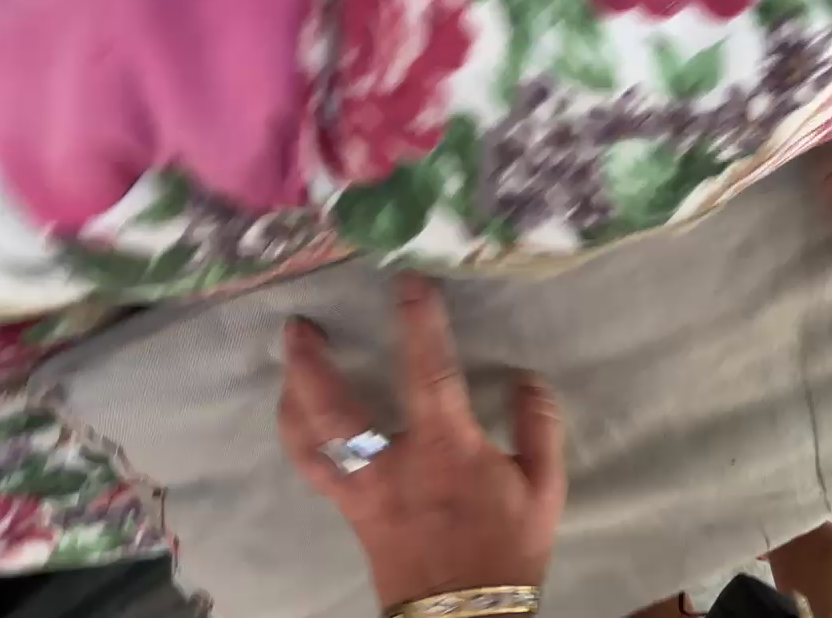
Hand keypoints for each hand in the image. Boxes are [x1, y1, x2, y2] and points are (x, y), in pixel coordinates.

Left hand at [277, 275, 566, 608]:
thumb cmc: (507, 548)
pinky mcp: (351, 514)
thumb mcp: (544, 486)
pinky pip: (312, 470)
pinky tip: (298, 418)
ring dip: (292, 397)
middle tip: (297, 325)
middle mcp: (392, 466)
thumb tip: (524, 376)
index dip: (419, 322)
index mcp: (445, 450)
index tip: (408, 282)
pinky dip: (298, 436)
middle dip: (310, 363)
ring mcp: (362, 494)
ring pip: (309, 443)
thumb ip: (539, 424)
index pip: (428, 372)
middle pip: (335, 410)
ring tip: (287, 363)